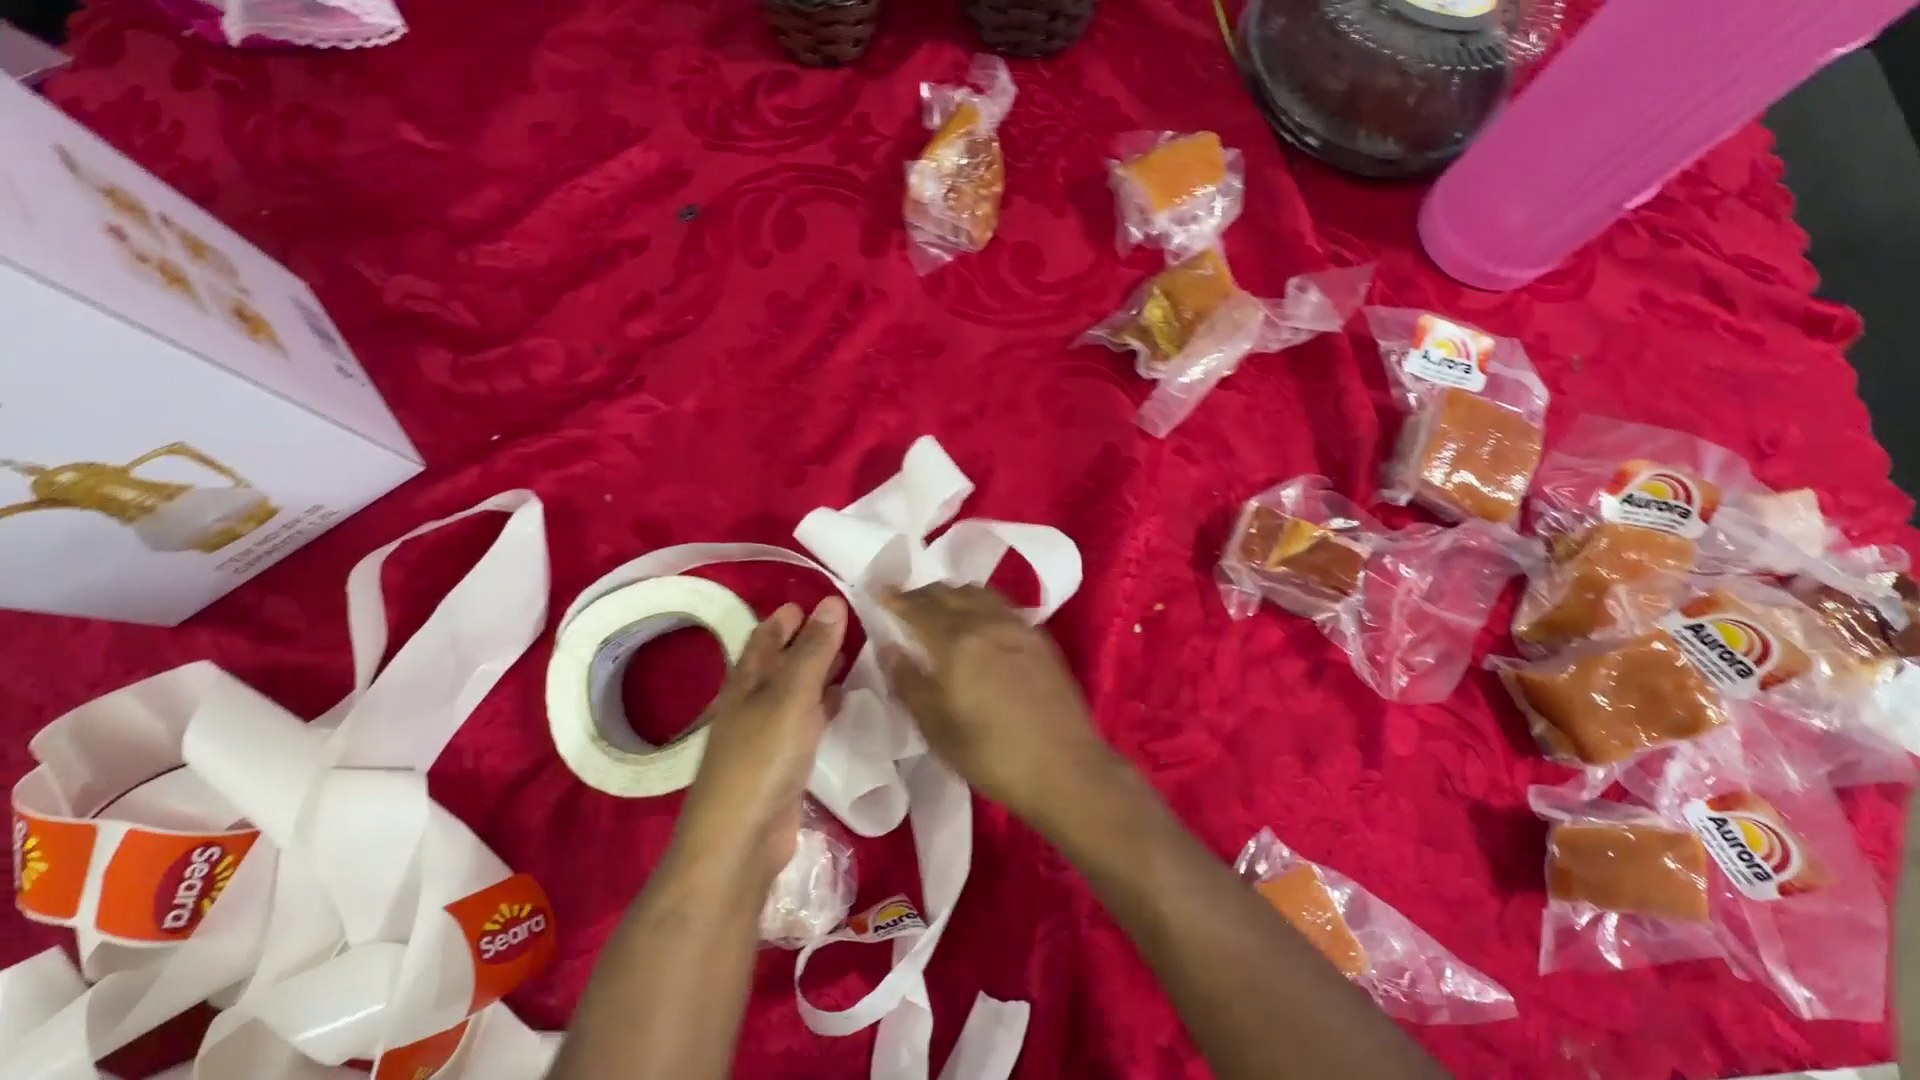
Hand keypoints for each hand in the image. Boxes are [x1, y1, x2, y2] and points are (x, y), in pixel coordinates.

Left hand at [679, 597, 846, 882]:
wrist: (740, 840)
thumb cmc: (761, 759)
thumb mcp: (791, 697)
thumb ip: (814, 652)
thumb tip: (831, 602)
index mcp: (745, 684)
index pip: (763, 640)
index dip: (784, 620)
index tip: (808, 601)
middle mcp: (751, 706)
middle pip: (777, 666)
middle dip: (804, 644)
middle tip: (840, 625)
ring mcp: (764, 738)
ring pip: (793, 695)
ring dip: (816, 676)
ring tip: (849, 659)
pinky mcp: (781, 767)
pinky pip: (805, 725)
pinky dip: (823, 709)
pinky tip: (842, 708)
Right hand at [880, 585, 1117, 827]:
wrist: (1066, 769)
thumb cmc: (992, 755)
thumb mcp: (936, 728)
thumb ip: (909, 683)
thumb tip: (890, 649)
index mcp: (957, 642)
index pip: (918, 607)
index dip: (895, 597)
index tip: (878, 591)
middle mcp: (988, 622)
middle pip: (948, 593)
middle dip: (921, 594)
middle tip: (903, 602)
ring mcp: (1019, 628)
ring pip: (979, 594)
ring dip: (952, 595)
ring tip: (939, 609)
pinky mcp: (1041, 640)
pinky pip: (1001, 606)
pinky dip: (979, 604)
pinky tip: (977, 624)